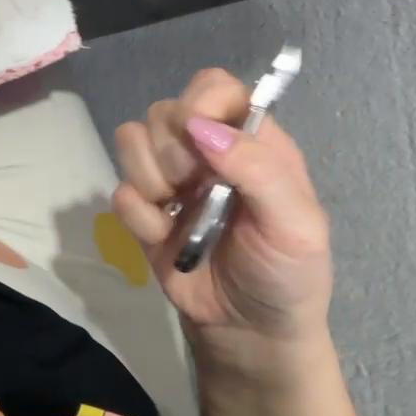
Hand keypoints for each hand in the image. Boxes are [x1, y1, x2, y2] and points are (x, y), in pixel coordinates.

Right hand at [110, 68, 332, 350]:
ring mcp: (168, 176)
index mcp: (250, 142)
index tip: (201, 141)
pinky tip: (164, 236)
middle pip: (162, 110)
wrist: (248, 329)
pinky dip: (139, 217)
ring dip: (150, 179)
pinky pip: (118, 189)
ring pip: (129, 139)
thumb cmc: (287, 274)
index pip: (214, 86)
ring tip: (178, 212)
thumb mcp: (297, 227)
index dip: (199, 103)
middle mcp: (205, 149)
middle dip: (173, 153)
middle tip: (196, 189)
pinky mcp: (141, 206)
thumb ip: (258, 170)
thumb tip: (200, 126)